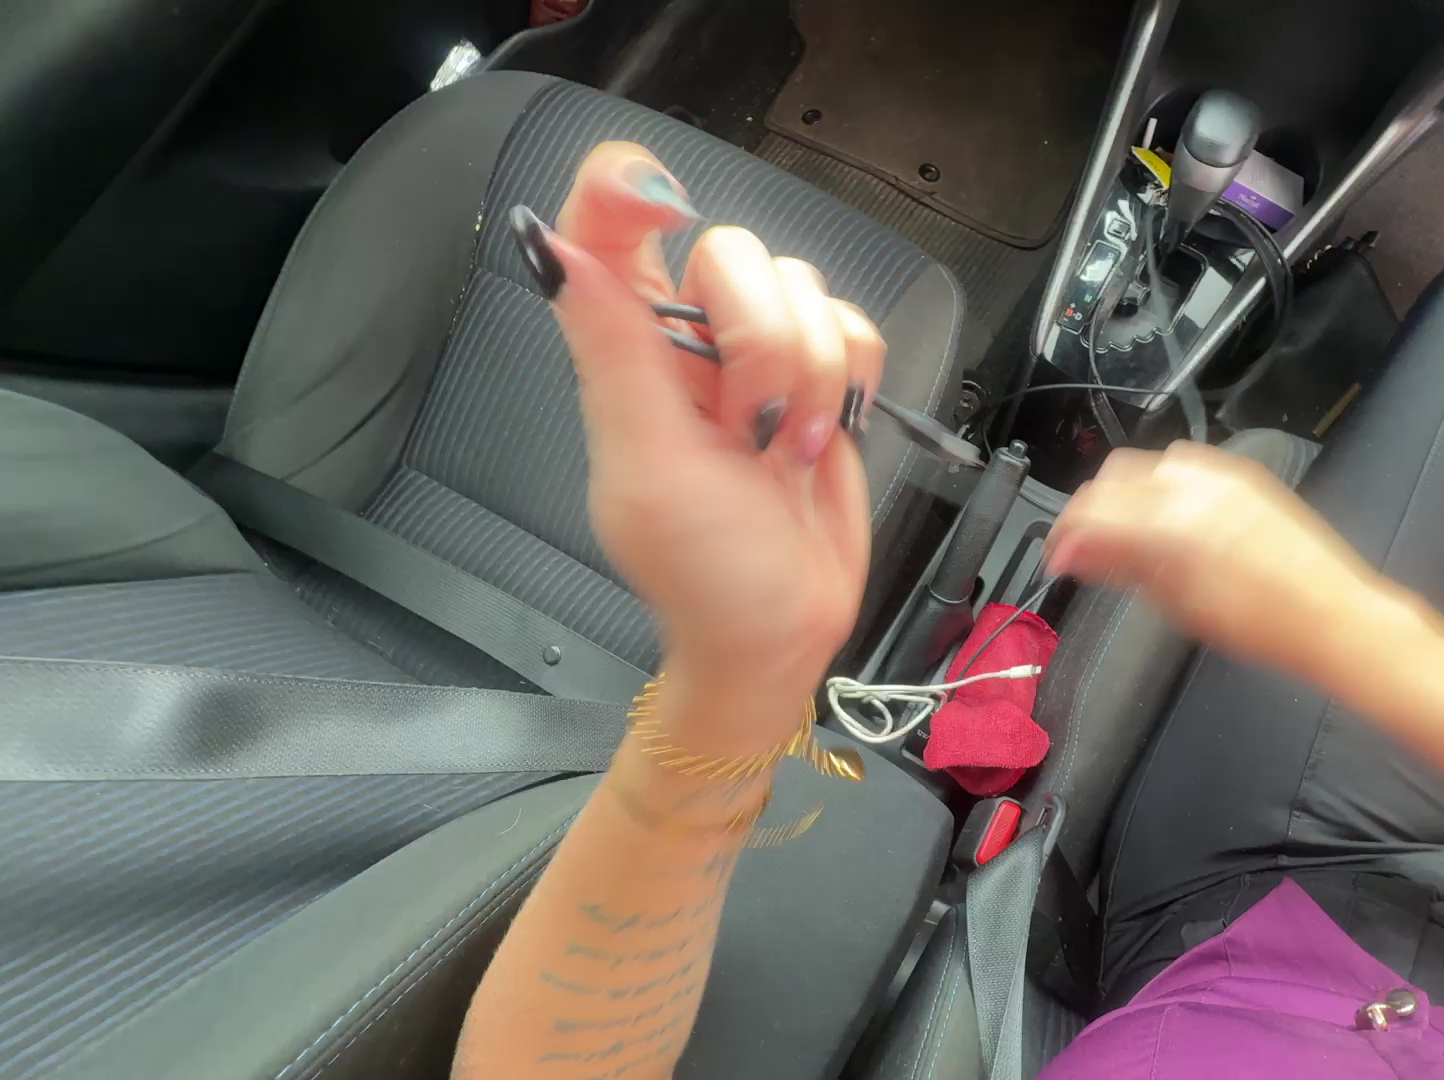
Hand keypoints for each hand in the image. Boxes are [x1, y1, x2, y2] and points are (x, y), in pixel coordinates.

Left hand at [512, 142, 879, 740]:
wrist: (787, 625)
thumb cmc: (709, 570)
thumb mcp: (651, 472)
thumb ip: (615, 355)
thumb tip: (552, 244)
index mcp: (630, 354)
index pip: (608, 227)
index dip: (627, 189)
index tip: (665, 207)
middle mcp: (697, 341)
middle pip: (737, 251)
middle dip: (762, 340)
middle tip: (751, 424)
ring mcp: (769, 359)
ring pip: (806, 288)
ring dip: (813, 375)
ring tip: (789, 448)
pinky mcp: (828, 382)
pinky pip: (854, 326)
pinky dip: (852, 374)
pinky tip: (829, 428)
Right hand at [1045, 442, 1406, 678]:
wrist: (1332, 616)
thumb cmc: (1265, 624)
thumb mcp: (1176, 603)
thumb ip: (1117, 567)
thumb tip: (1072, 553)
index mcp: (1172, 524)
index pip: (1090, 511)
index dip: (1064, 534)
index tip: (1058, 555)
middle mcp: (1193, 487)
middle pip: (1109, 479)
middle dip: (1087, 512)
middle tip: (1084, 548)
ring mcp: (1220, 475)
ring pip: (1142, 466)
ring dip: (1120, 495)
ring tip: (1123, 533)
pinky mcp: (1241, 475)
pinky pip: (1181, 462)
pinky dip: (1157, 484)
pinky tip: (1164, 516)